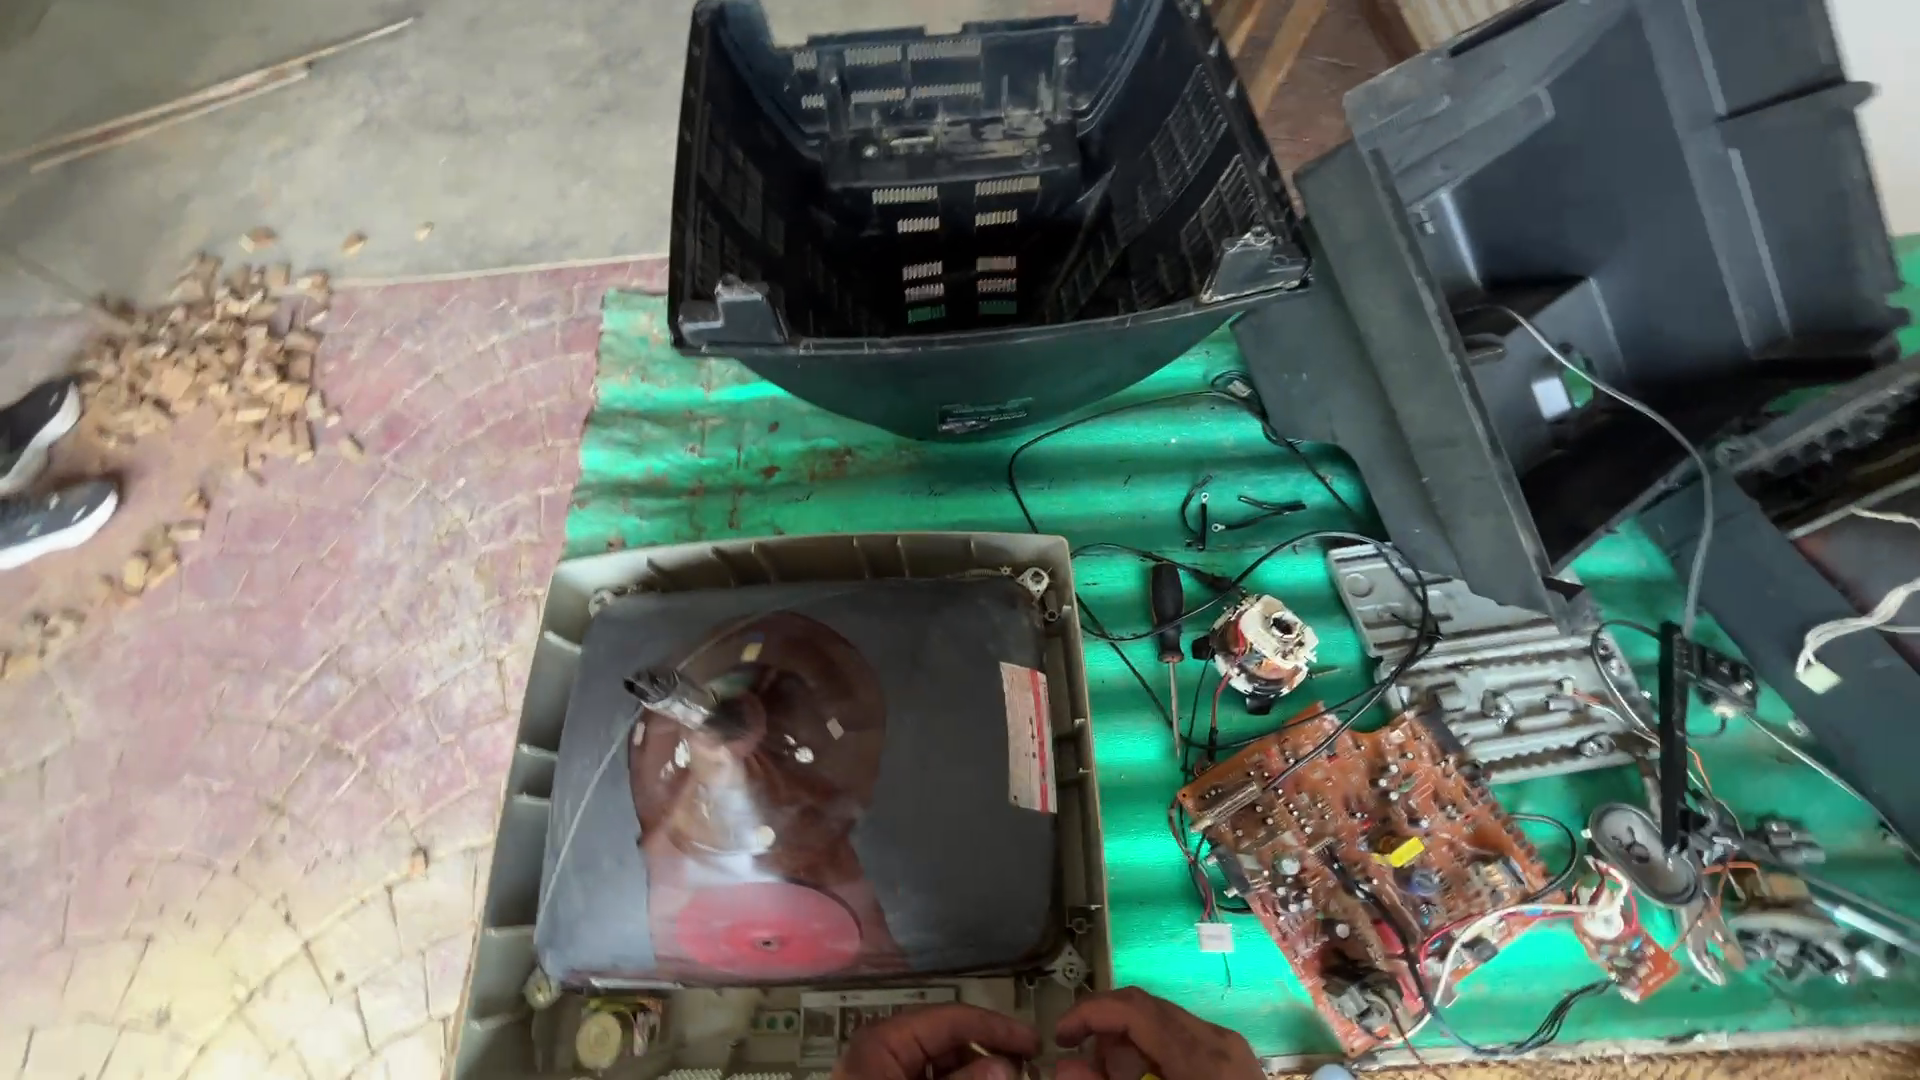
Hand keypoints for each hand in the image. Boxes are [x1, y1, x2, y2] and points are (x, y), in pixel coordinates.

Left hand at [834, 1003, 1040, 1079]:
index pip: (951, 1018)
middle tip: (1027, 1071)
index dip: (996, 1027)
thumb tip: (1006, 1067)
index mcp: (885, 1041)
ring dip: (975, 1075)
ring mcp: (886, 1076)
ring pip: (942, 1068)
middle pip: (947, 1042)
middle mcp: (884, 1052)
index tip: (1035, 1043)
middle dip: (987, 1055)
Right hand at [1053, 988, 1261, 1079]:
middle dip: (1107, 1036)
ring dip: (1129, 1048)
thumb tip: (1063, 1069)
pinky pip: (1180, 1043)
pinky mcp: (1234, 1064)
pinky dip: (1153, 1059)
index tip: (1059, 1038)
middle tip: (1088, 1073)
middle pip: (1145, 1010)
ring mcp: (1229, 1049)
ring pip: (1161, 1025)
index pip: (1132, 1006)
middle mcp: (1217, 1038)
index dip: (1088, 1013)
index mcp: (1200, 1053)